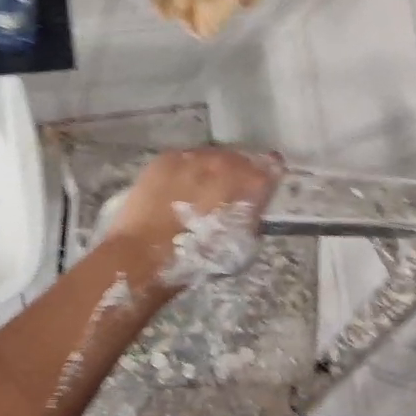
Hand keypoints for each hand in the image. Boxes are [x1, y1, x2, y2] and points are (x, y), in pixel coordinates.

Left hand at [101, 147, 283, 289]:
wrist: (145, 256)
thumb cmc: (197, 260)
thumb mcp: (240, 246)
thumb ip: (252, 216)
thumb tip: (254, 203)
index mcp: (249, 185)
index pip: (270, 167)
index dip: (269, 174)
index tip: (264, 182)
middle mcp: (225, 164)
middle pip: (240, 158)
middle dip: (239, 170)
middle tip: (232, 187)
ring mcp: (194, 157)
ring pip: (212, 155)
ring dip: (212, 167)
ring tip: (203, 186)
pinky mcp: (167, 158)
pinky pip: (186, 157)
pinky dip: (188, 168)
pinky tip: (181, 184)